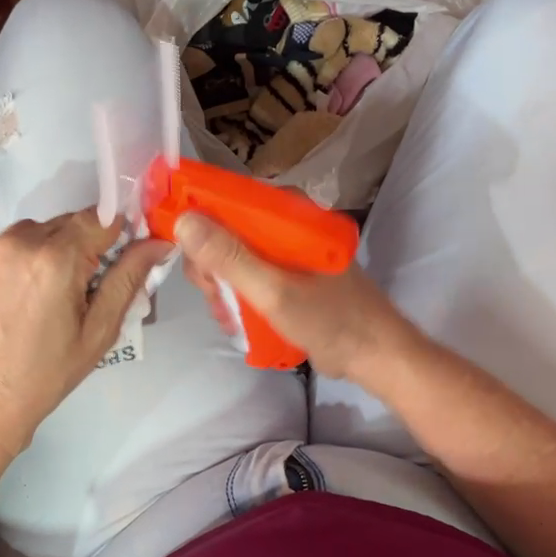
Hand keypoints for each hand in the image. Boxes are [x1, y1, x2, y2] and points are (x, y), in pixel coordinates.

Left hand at [0, 209, 171, 474]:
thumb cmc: (48, 373)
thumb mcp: (99, 330)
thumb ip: (128, 279)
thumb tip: (158, 243)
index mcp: (55, 258)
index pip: (101, 217)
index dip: (120, 232)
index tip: (128, 253)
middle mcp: (20, 241)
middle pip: (70, 222)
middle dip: (88, 246)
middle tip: (93, 286)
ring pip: (42, 230)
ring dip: (58, 249)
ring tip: (59, 294)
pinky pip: (15, 244)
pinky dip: (30, 258)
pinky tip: (31, 295)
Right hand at [174, 211, 410, 380]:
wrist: (373, 354)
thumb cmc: (330, 319)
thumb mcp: (273, 291)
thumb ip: (229, 257)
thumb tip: (182, 220)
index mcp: (287, 213)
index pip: (229, 201)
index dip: (199, 223)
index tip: (187, 257)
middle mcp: (285, 225)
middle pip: (225, 232)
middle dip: (212, 267)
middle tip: (217, 297)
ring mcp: (286, 252)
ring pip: (233, 259)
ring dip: (223, 288)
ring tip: (230, 316)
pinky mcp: (288, 277)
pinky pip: (249, 278)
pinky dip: (237, 298)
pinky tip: (237, 320)